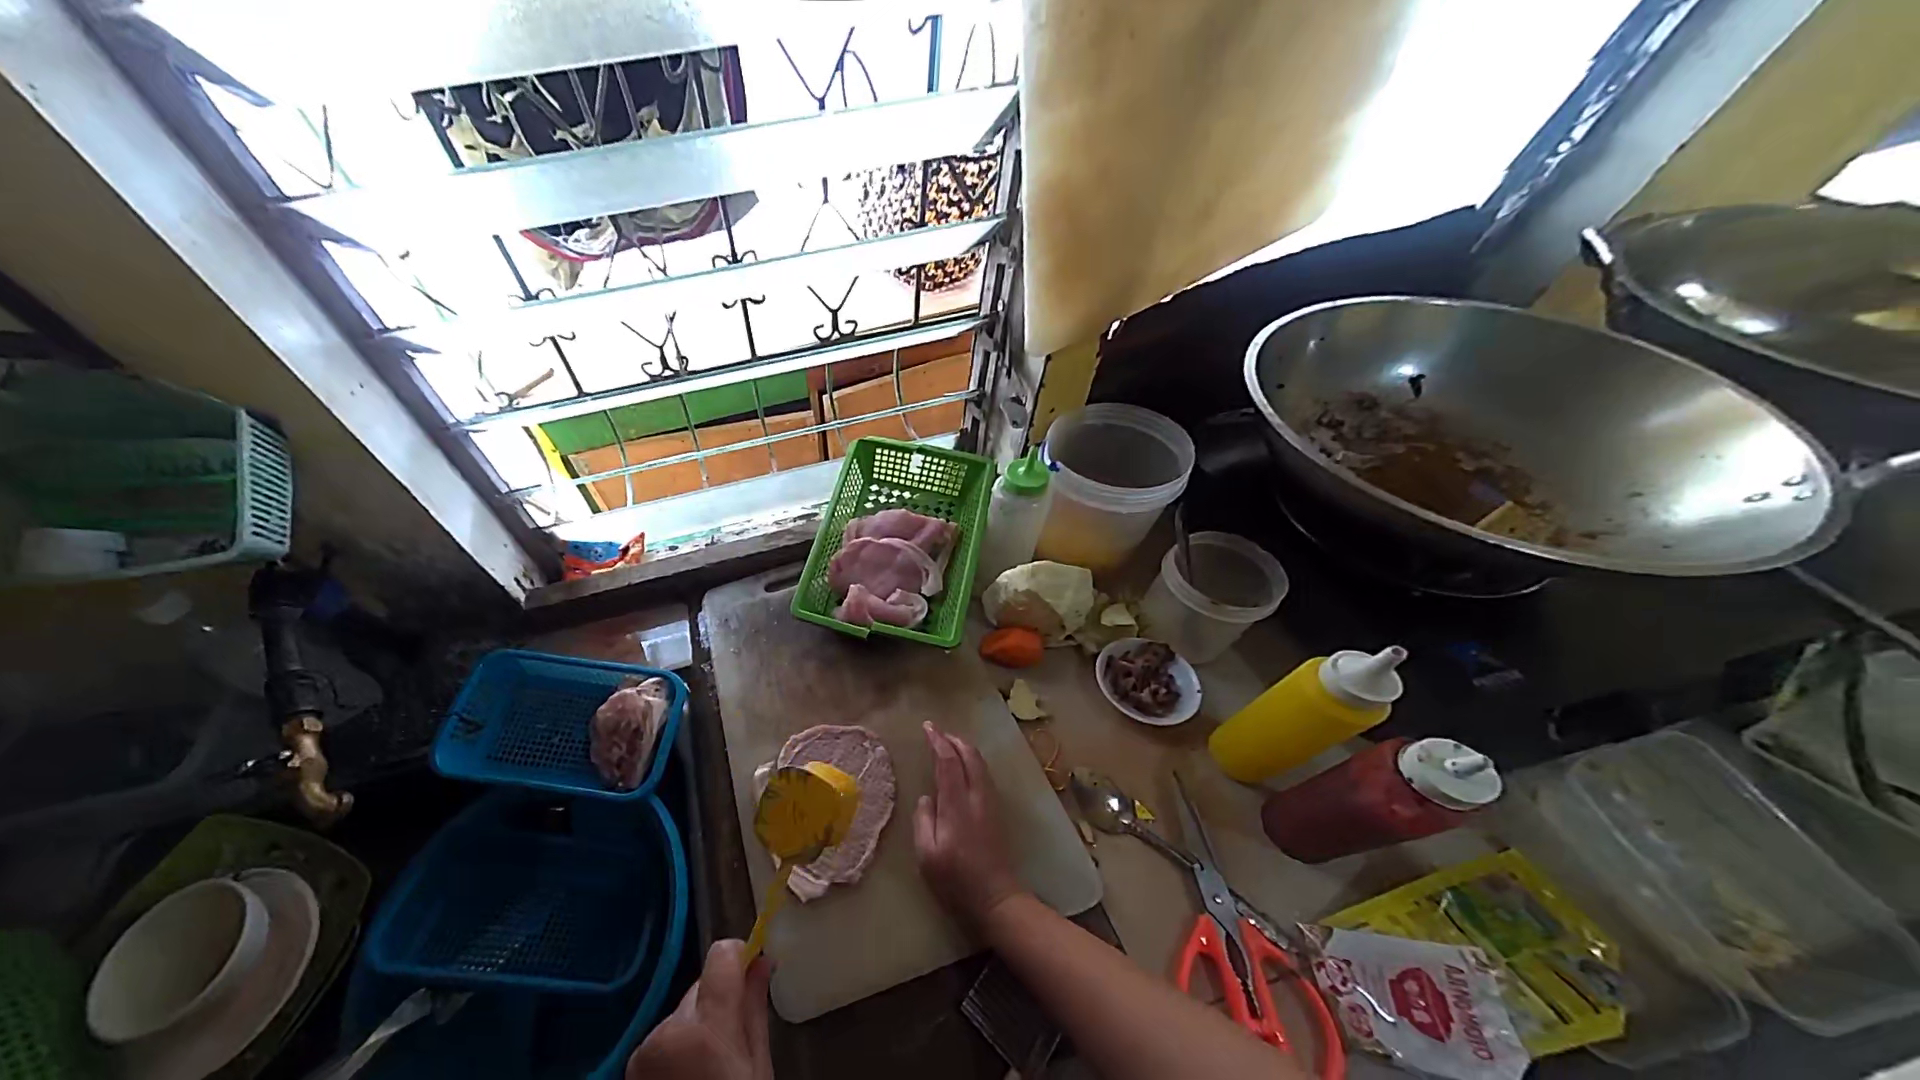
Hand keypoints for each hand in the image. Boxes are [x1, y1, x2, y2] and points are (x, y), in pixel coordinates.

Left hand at [626, 940, 771, 1079]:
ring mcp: (643, 1050)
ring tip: (710, 1063)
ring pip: (683, 1011)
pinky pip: (665, 1035)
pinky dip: (679, 1044)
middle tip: (735, 1034)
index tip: (752, 971)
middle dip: (720, 998)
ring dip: (698, 1023)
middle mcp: (667, 1029)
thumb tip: (762, 961)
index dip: (739, 956)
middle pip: (701, 986)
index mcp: (704, 1026)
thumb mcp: (757, 1065)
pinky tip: (689, 1075)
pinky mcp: (631, 1068)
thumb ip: (755, 1008)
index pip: (720, 956)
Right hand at [913, 721, 1025, 927]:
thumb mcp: (927, 855)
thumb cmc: (956, 881)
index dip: (938, 742)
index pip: (949, 762)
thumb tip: (926, 797)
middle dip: (954, 739)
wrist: (997, 900)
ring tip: (949, 744)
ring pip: (980, 764)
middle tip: (937, 732)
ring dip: (965, 749)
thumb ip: (923, 821)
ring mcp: (990, 803)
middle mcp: (977, 797)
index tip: (928, 728)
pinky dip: (972, 762)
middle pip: (970, 756)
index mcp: (957, 806)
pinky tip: (964, 767)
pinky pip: (984, 775)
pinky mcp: (997, 812)